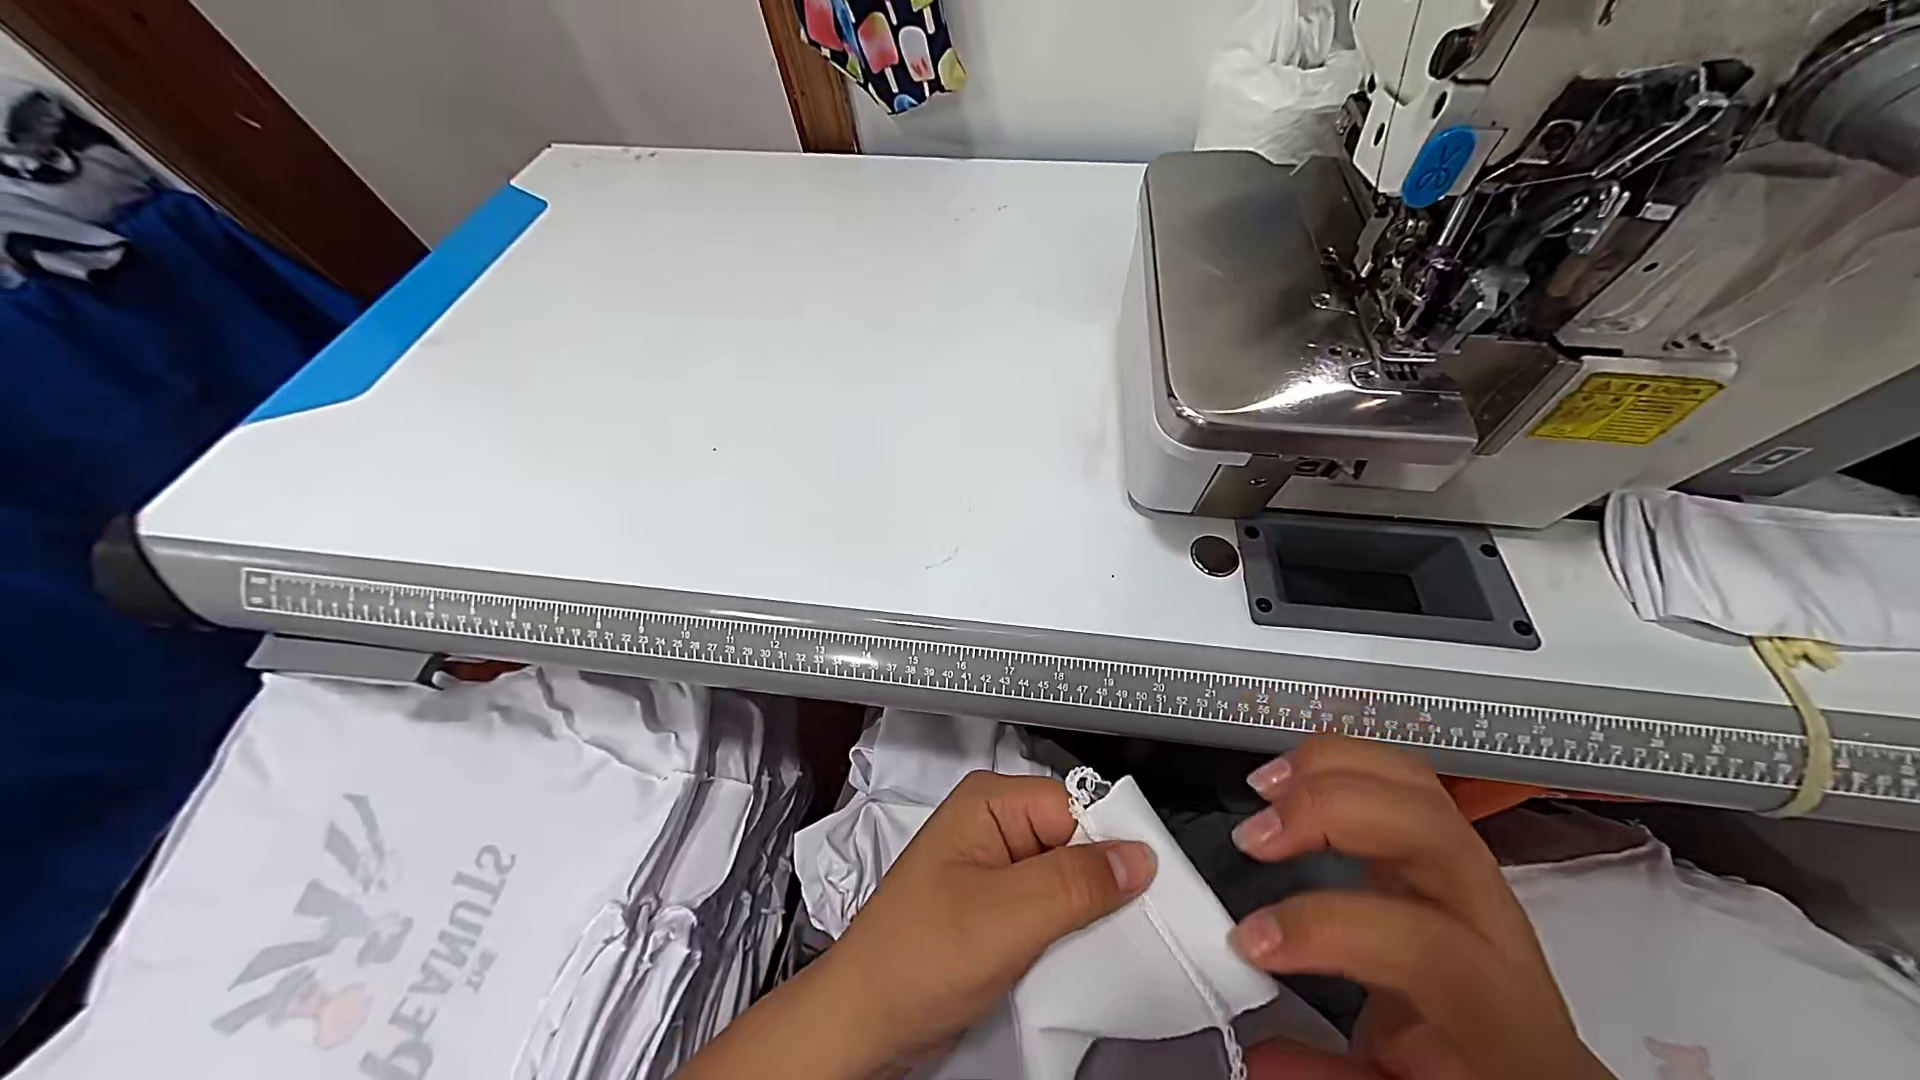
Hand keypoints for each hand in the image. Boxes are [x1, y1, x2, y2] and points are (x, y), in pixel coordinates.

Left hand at [678, 770, 1156, 1079]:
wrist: (869, 1019)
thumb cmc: (922, 956)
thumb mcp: (1008, 915)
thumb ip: (1078, 882)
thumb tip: (1140, 856)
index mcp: (990, 801)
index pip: (1076, 804)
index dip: (1114, 843)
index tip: (1149, 888)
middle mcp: (994, 823)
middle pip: (1074, 837)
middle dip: (1104, 879)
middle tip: (1136, 924)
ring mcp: (994, 864)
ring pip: (1066, 874)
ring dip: (1089, 908)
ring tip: (1110, 943)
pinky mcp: (996, 902)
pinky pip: (1049, 902)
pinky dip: (1070, 925)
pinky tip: (1084, 951)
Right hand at [1229, 736, 1614, 1079]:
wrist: (1533, 1063)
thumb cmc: (1476, 1075)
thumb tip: (1257, 1054)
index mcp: (1504, 1013)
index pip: (1429, 945)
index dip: (1329, 928)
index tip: (1251, 939)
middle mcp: (1496, 925)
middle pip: (1434, 829)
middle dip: (1328, 813)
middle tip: (1255, 835)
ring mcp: (1472, 872)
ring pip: (1418, 785)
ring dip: (1330, 768)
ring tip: (1265, 786)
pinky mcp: (1438, 843)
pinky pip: (1399, 778)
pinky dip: (1338, 760)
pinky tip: (1293, 774)